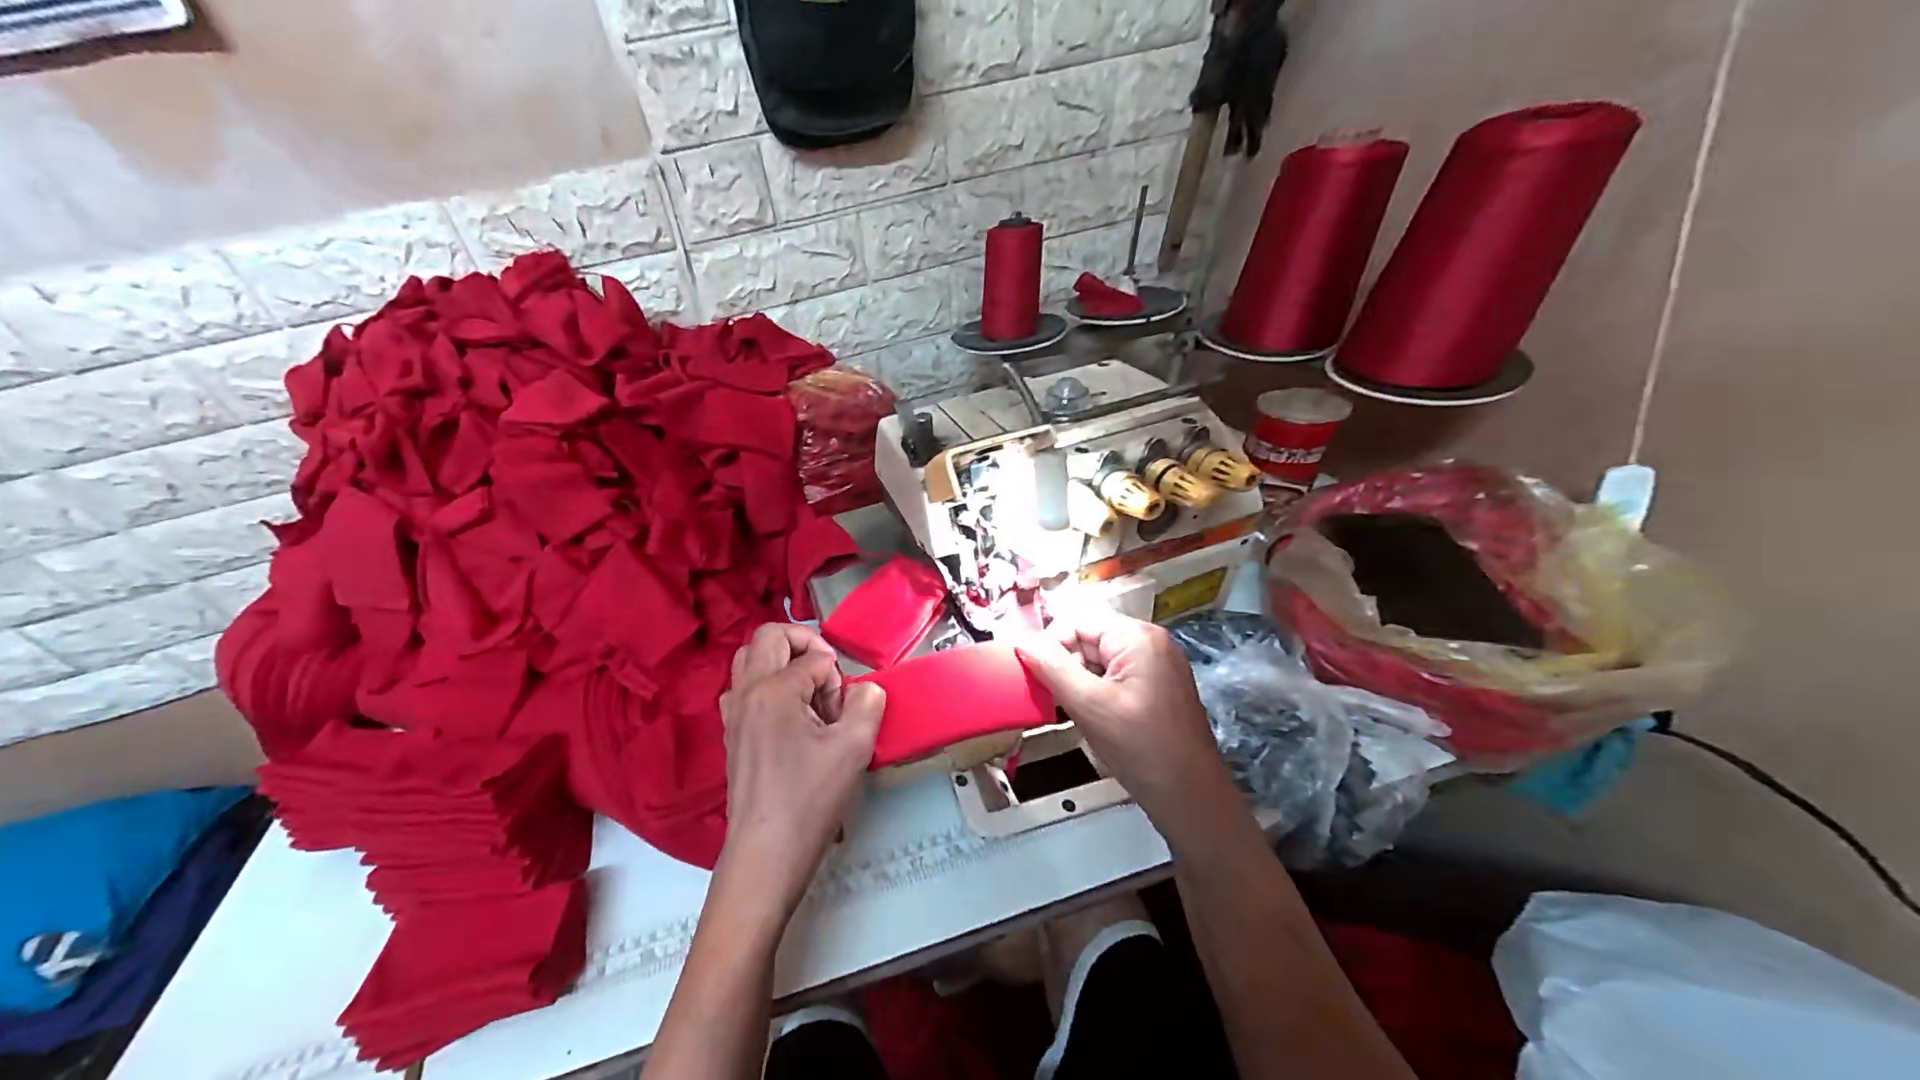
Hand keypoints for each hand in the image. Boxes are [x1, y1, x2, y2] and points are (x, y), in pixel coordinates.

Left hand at [714, 624, 884, 917]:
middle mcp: (746, 692)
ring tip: (808, 696)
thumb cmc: (809, 799)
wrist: (766, 853)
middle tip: (827, 677)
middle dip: (805, 645)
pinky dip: (768, 687)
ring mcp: (733, 713)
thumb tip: (864, 689)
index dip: (837, 680)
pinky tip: (790, 719)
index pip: (815, 659)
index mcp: (773, 689)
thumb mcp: (854, 747)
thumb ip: (868, 703)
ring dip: (783, 663)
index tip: (844, 713)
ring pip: (752, 659)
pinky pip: (745, 688)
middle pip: (770, 637)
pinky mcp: (732, 734)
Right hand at [1017, 610, 1243, 846]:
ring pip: (1100, 659)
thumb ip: (1052, 667)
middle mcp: (1151, 641)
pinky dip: (1098, 692)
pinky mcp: (1159, 686)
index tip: (1037, 678)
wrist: (1191, 796)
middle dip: (1067, 665)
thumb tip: (1022, 641)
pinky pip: (1116, 675)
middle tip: (1058, 701)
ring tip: (1078, 713)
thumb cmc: (1140, 748)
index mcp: (1137, 637)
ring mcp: (1158, 664)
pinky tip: (1097, 718)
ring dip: (1081, 681)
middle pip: (1089, 637)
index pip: (1077, 621)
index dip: (1051, 645)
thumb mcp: (1088, 705)